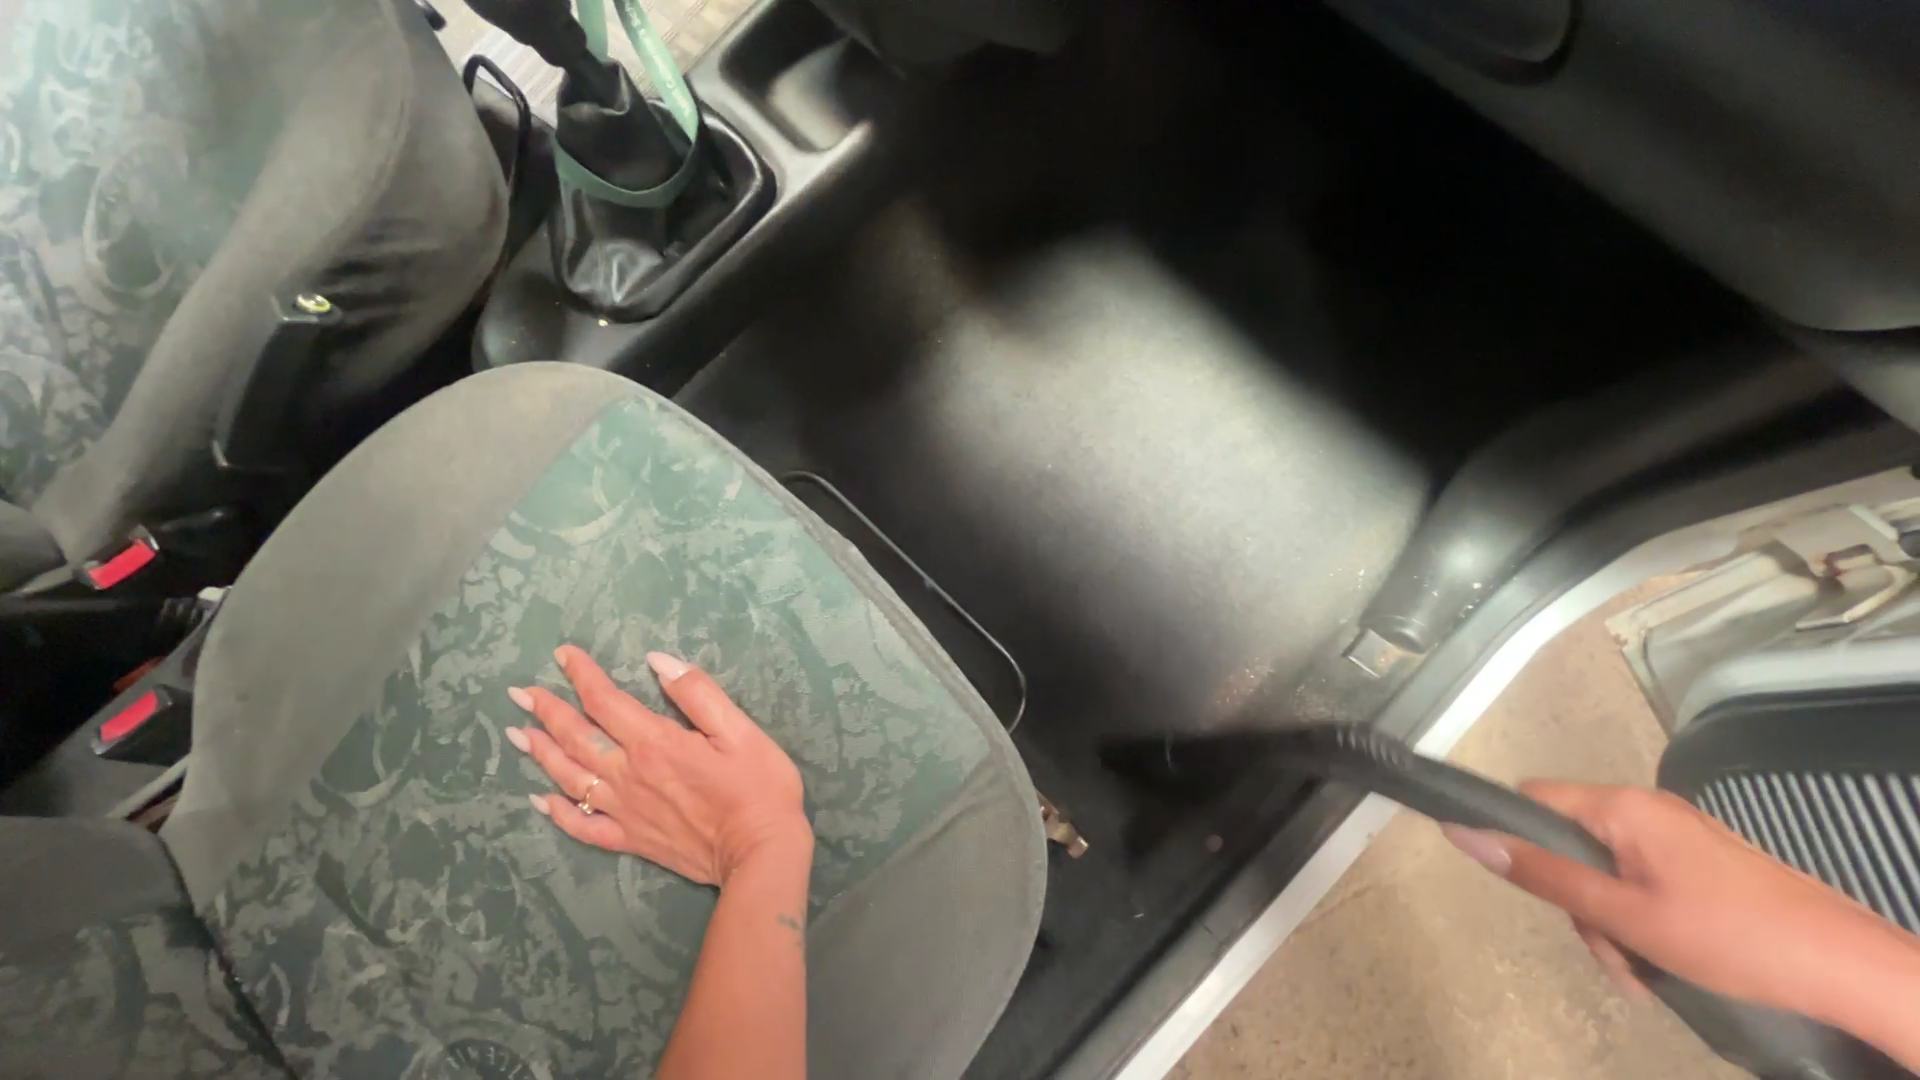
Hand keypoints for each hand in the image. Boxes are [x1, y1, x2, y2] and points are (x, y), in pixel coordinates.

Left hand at [505, 646, 810, 886]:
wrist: (759, 851)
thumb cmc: (758, 784)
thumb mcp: (740, 729)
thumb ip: (698, 693)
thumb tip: (657, 661)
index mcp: (654, 742)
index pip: (606, 701)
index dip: (582, 675)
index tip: (562, 654)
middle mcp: (628, 774)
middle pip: (577, 737)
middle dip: (547, 711)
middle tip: (520, 693)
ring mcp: (624, 810)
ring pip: (569, 778)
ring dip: (541, 753)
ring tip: (516, 734)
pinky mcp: (629, 840)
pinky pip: (581, 827)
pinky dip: (556, 812)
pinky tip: (540, 800)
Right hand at [1443, 781, 1913, 1020]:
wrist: (1860, 974)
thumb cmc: (1734, 939)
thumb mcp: (1624, 916)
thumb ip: (1541, 874)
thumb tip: (1464, 834)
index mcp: (1622, 807)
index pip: (1532, 796)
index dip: (1515, 835)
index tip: (1531, 887)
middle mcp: (1648, 808)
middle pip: (1570, 841)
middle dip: (1576, 899)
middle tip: (1608, 950)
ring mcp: (1682, 834)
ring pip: (1607, 867)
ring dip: (1609, 918)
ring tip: (1643, 970)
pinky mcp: (1707, 862)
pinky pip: (1644, 876)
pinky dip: (1640, 915)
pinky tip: (1664, 959)